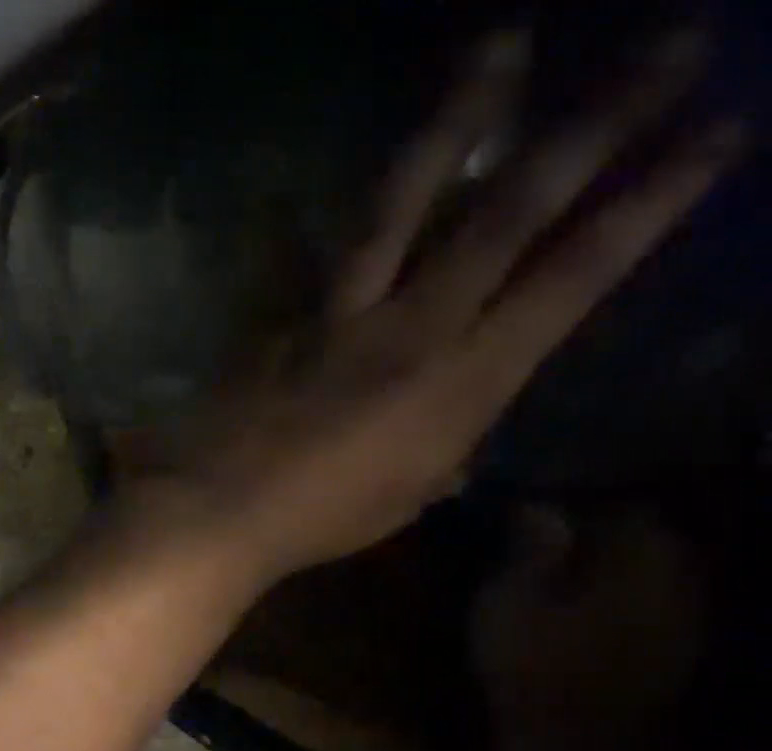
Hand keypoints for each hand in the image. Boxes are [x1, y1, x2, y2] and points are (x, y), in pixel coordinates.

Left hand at [124, 30, 741, 580]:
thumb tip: (451, 425)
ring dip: (456, 122)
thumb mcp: (409, 490)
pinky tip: (316, 178)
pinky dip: (314, 215)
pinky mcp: (278, 314)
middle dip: (594, 125)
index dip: (652, 199)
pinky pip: (306, 254)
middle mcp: (412, 326)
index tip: (720, 128)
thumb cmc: (321, 518)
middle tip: (665, 44)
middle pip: (508, 212)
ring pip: (402, 204)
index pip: (578, 272)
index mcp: (468, 378)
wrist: (216, 511)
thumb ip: (444, 439)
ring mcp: (336, 311)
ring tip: (500, 45)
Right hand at [471, 506, 702, 750]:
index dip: (577, 501)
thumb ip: (532, 549)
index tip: (535, 505)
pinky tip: (591, 607)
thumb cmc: (535, 668)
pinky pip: (656, 603)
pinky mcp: (680, 650)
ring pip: (657, 569)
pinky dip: (626, 597)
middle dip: (603, 529)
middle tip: (549, 533)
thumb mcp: (510, 600)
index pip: (620, 506)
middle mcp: (681, 577)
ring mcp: (688, 616)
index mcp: (639, 556)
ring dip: (617, 564)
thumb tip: (541, 503)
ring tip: (569, 569)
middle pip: (648, 534)